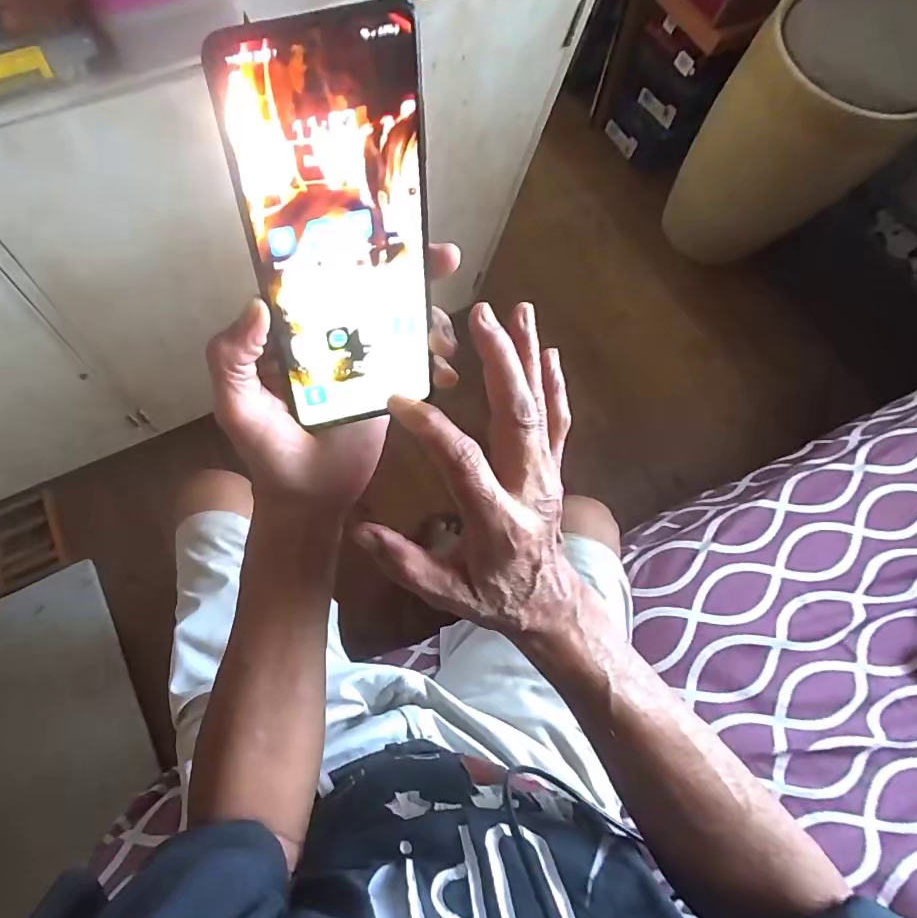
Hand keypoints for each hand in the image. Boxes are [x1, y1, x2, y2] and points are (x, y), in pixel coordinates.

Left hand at [208, 242, 461, 511]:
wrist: (307, 497)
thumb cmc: (265, 449)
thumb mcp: (236, 404)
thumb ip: (231, 357)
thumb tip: (256, 305)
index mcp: (293, 332)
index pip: (320, 278)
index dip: (348, 249)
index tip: (380, 229)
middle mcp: (329, 336)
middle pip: (371, 290)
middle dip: (411, 270)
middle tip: (443, 256)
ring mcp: (363, 360)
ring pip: (401, 321)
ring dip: (431, 318)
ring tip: (443, 339)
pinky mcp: (388, 386)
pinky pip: (415, 360)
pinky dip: (436, 359)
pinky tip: (446, 372)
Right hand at [353, 301, 598, 646]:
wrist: (551, 606)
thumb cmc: (495, 599)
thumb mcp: (446, 595)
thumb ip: (405, 564)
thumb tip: (360, 532)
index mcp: (497, 518)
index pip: (463, 461)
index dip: (431, 427)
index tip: (398, 397)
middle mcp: (528, 486)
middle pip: (517, 416)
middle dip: (500, 362)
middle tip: (483, 316)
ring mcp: (547, 473)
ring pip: (541, 407)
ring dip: (528, 356)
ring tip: (519, 311)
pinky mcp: (554, 467)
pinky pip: (556, 418)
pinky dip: (553, 382)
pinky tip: (545, 350)